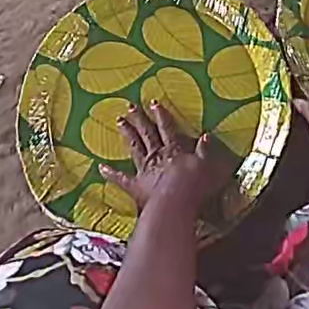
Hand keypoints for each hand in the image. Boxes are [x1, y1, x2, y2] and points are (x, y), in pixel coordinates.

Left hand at [101, 102, 230, 212]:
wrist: (174, 206)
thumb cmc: (193, 187)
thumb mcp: (206, 166)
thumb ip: (205, 151)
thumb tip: (206, 135)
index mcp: (173, 149)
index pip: (167, 128)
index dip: (160, 115)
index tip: (153, 102)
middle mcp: (156, 155)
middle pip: (147, 133)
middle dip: (140, 119)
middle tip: (130, 106)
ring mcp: (144, 170)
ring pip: (135, 148)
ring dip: (127, 134)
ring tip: (120, 121)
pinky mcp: (135, 186)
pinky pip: (121, 179)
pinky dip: (111, 173)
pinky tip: (101, 167)